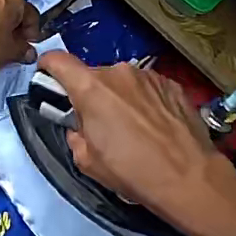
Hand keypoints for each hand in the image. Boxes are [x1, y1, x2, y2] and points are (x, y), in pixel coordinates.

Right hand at [36, 51, 235, 225]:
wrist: (188, 175)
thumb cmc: (134, 171)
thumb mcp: (87, 161)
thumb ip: (76, 135)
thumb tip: (80, 128)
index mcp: (92, 88)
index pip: (58, 60)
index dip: (48, 67)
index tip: (47, 77)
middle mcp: (120, 73)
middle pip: (94, 76)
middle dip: (92, 95)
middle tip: (99, 125)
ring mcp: (150, 76)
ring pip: (124, 82)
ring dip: (122, 99)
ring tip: (133, 130)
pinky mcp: (173, 85)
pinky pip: (149, 89)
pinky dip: (146, 102)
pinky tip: (154, 127)